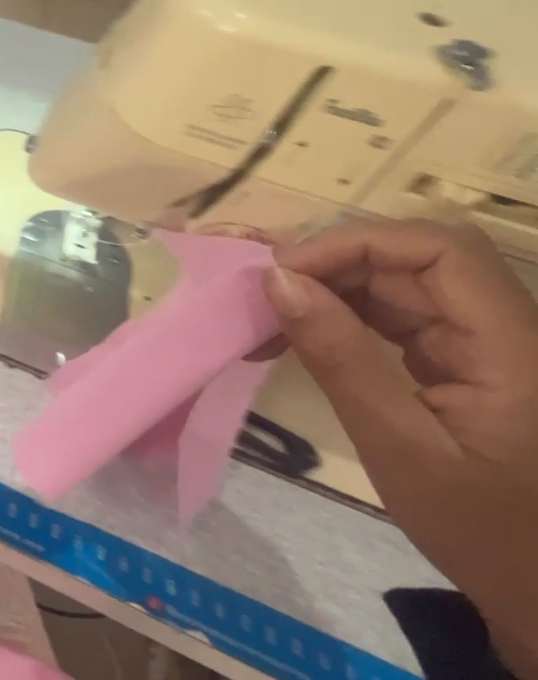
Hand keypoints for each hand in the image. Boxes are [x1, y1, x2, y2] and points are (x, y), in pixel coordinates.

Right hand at [264, 219, 537, 673]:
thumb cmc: (482, 530)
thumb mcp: (398, 447)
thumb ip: (340, 357)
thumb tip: (278, 280)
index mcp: (514, 350)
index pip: (440, 249)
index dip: (355, 242)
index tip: (281, 274)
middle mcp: (511, 334)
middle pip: (418, 258)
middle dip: (331, 264)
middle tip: (260, 297)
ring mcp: (491, 348)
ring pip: (403, 282)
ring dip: (329, 289)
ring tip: (266, 321)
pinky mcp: (469, 363)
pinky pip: (401, 314)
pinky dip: (342, 315)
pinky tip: (297, 338)